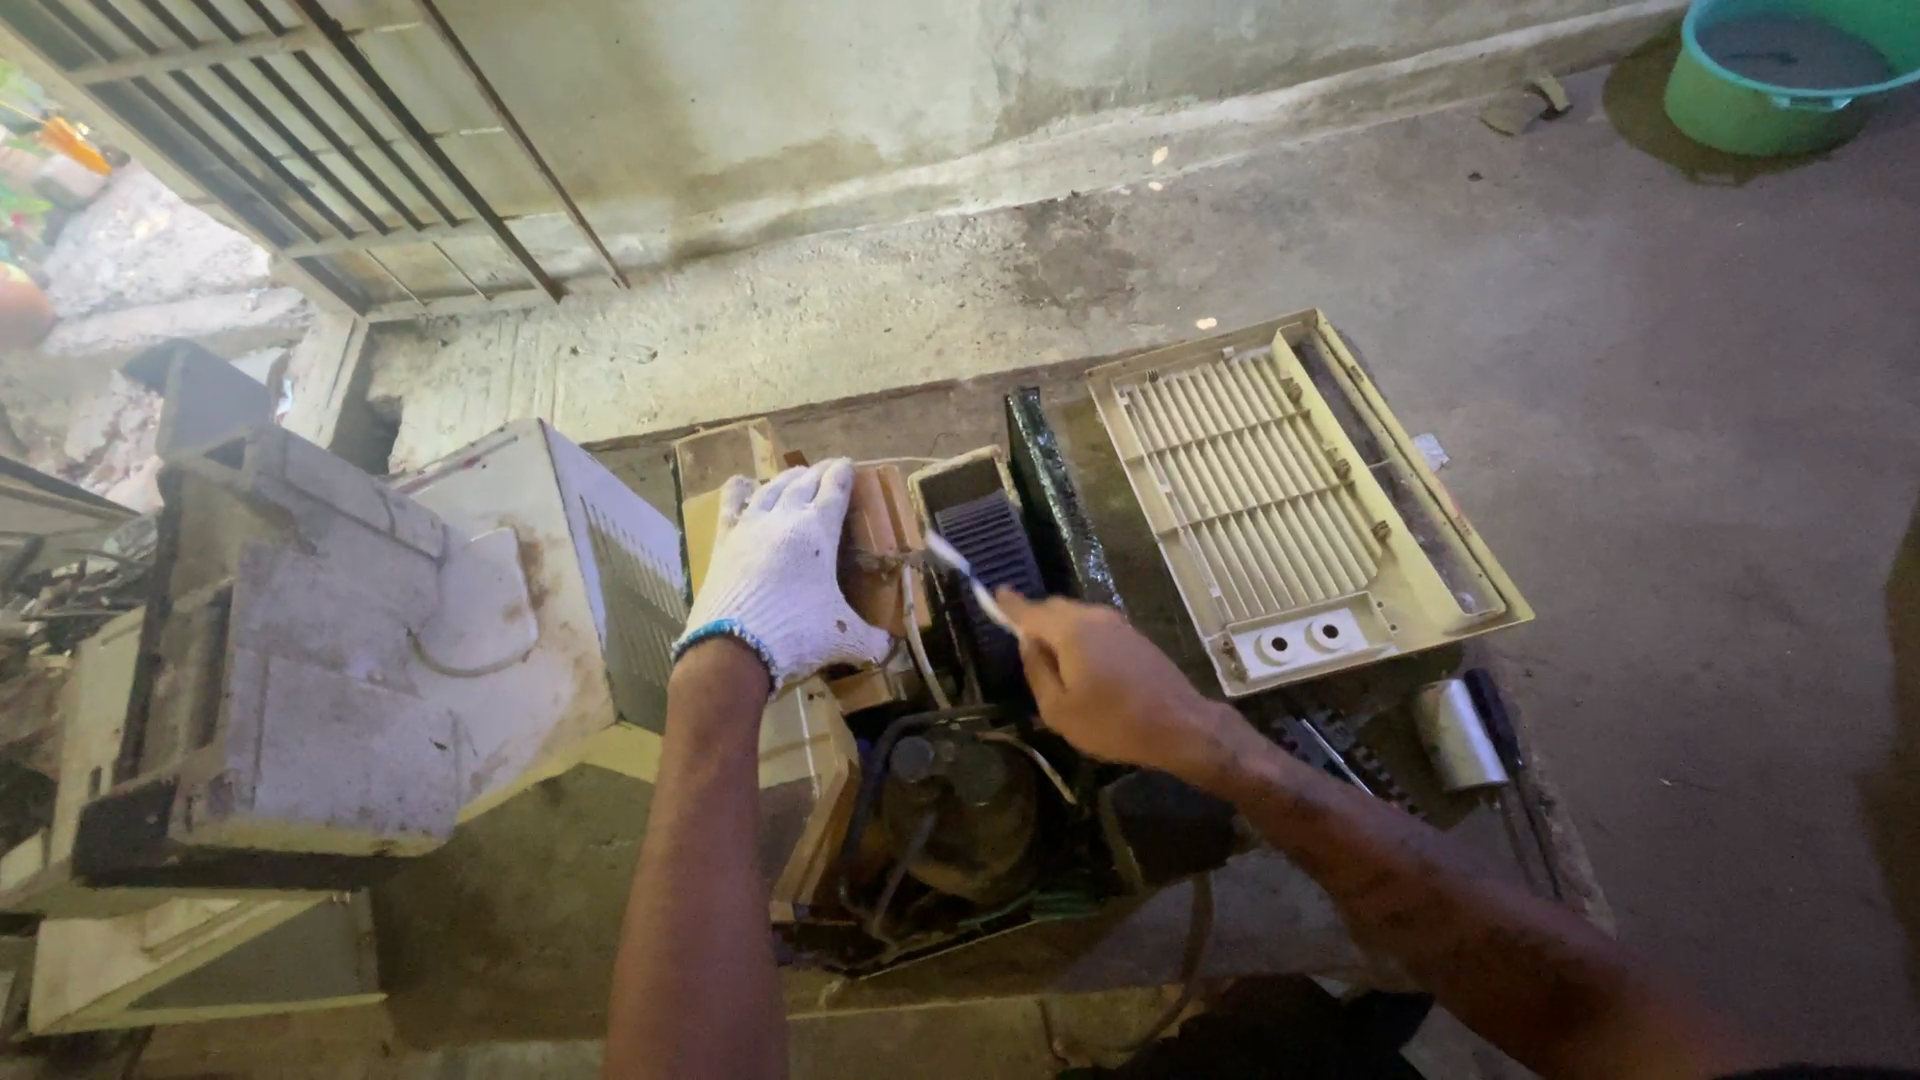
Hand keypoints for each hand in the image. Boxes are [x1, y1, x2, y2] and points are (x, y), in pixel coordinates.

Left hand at [675, 459, 890, 688]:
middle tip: (828, 467)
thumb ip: (872, 639)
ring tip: (795, 474)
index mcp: (818, 531)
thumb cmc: (797, 633)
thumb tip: (890, 648)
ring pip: (771, 489)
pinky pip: (732, 505)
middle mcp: (785, 518)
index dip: (843, 475)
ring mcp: (751, 526)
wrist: (734, 648)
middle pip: (804, 483)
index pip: (834, 491)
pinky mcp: (725, 542)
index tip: (848, 464)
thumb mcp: (844, 638)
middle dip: (819, 472)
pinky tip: (742, 482)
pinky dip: (739, 491)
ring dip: (786, 478)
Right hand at [997, 590, 1244, 783]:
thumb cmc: (1113, 723)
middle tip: (1020, 636)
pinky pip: (1095, 627)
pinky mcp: (1134, 637)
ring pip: (1077, 617)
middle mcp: (1094, 618)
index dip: (1010, 604)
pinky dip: (1079, 636)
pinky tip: (1079, 661)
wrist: (1180, 726)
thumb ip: (1037, 671)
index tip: (995, 593)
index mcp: (1071, 631)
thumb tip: (1027, 643)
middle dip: (1035, 617)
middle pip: (1055, 609)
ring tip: (1049, 656)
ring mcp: (1118, 625)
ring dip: (1058, 628)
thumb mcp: (1059, 710)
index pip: (1031, 611)